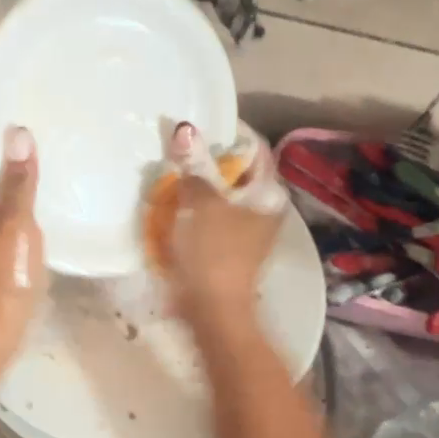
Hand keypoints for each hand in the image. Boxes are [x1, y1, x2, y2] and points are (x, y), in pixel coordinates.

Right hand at [164, 121, 284, 331]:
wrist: (212, 312)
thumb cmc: (213, 252)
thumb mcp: (201, 202)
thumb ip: (193, 166)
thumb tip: (184, 128)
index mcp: (269, 194)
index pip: (254, 148)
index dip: (228, 132)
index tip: (198, 125)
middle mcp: (264, 211)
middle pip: (236, 174)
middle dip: (207, 162)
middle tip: (177, 150)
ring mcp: (246, 235)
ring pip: (221, 199)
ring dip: (197, 188)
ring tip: (169, 177)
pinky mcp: (227, 254)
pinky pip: (209, 221)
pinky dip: (193, 212)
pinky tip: (172, 209)